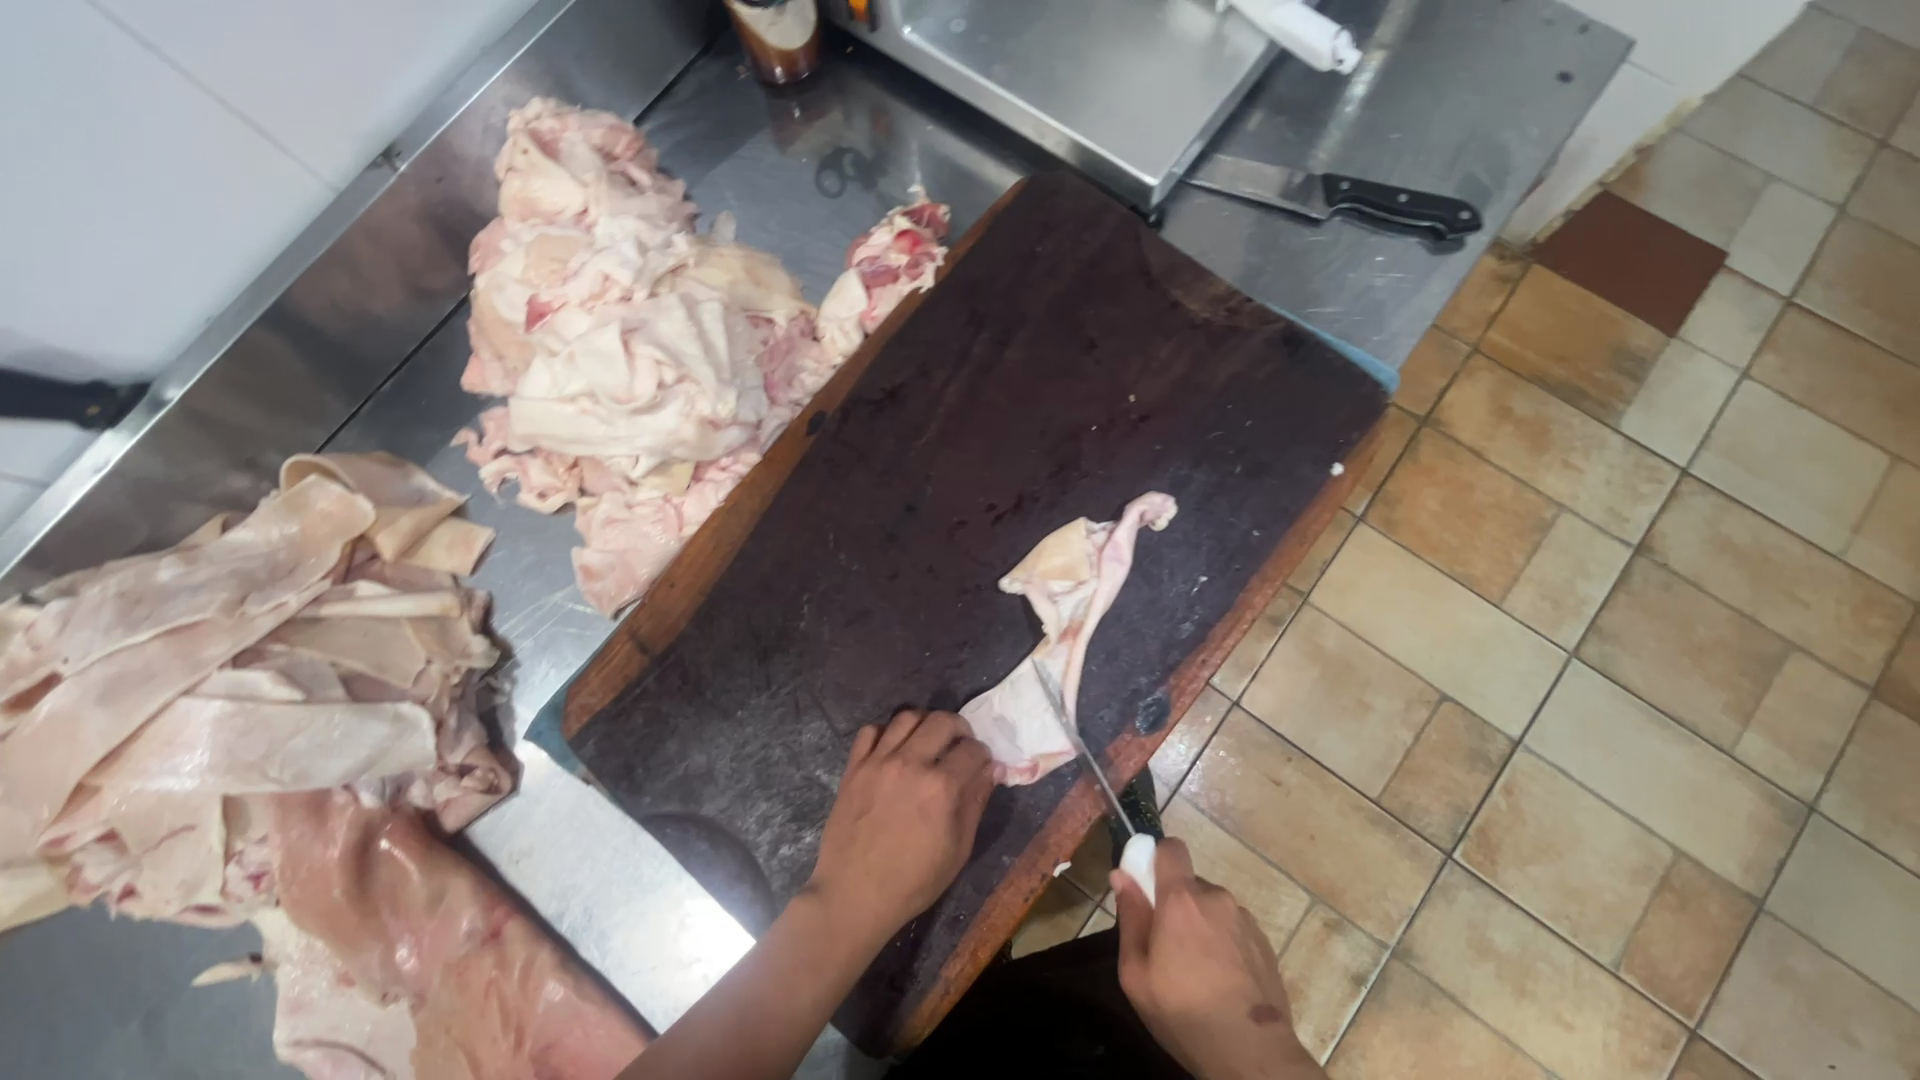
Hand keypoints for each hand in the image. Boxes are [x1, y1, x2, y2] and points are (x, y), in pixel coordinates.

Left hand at [805, 709, 994, 937]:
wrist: (855, 896)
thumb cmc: (913, 881)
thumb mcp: (958, 849)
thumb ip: (975, 802)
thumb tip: (993, 770)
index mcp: (941, 787)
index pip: (973, 749)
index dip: (983, 755)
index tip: (982, 764)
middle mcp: (910, 764)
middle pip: (942, 721)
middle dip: (960, 728)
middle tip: (960, 744)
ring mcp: (877, 763)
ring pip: (907, 717)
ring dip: (925, 723)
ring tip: (929, 741)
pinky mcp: (853, 768)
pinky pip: (870, 731)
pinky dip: (886, 733)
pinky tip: (894, 749)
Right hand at [1113, 839, 1324, 1079]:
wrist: (1252, 1052)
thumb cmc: (1184, 1011)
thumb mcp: (1136, 972)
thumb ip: (1130, 917)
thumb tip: (1121, 875)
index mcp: (1182, 899)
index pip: (1171, 848)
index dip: (1156, 857)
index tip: (1146, 885)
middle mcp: (1217, 898)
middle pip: (1189, 884)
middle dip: (1176, 905)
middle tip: (1166, 946)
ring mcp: (1245, 920)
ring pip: (1213, 909)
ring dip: (1201, 926)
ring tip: (1197, 971)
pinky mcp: (1264, 943)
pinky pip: (1234, 929)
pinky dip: (1224, 944)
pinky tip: (1221, 981)